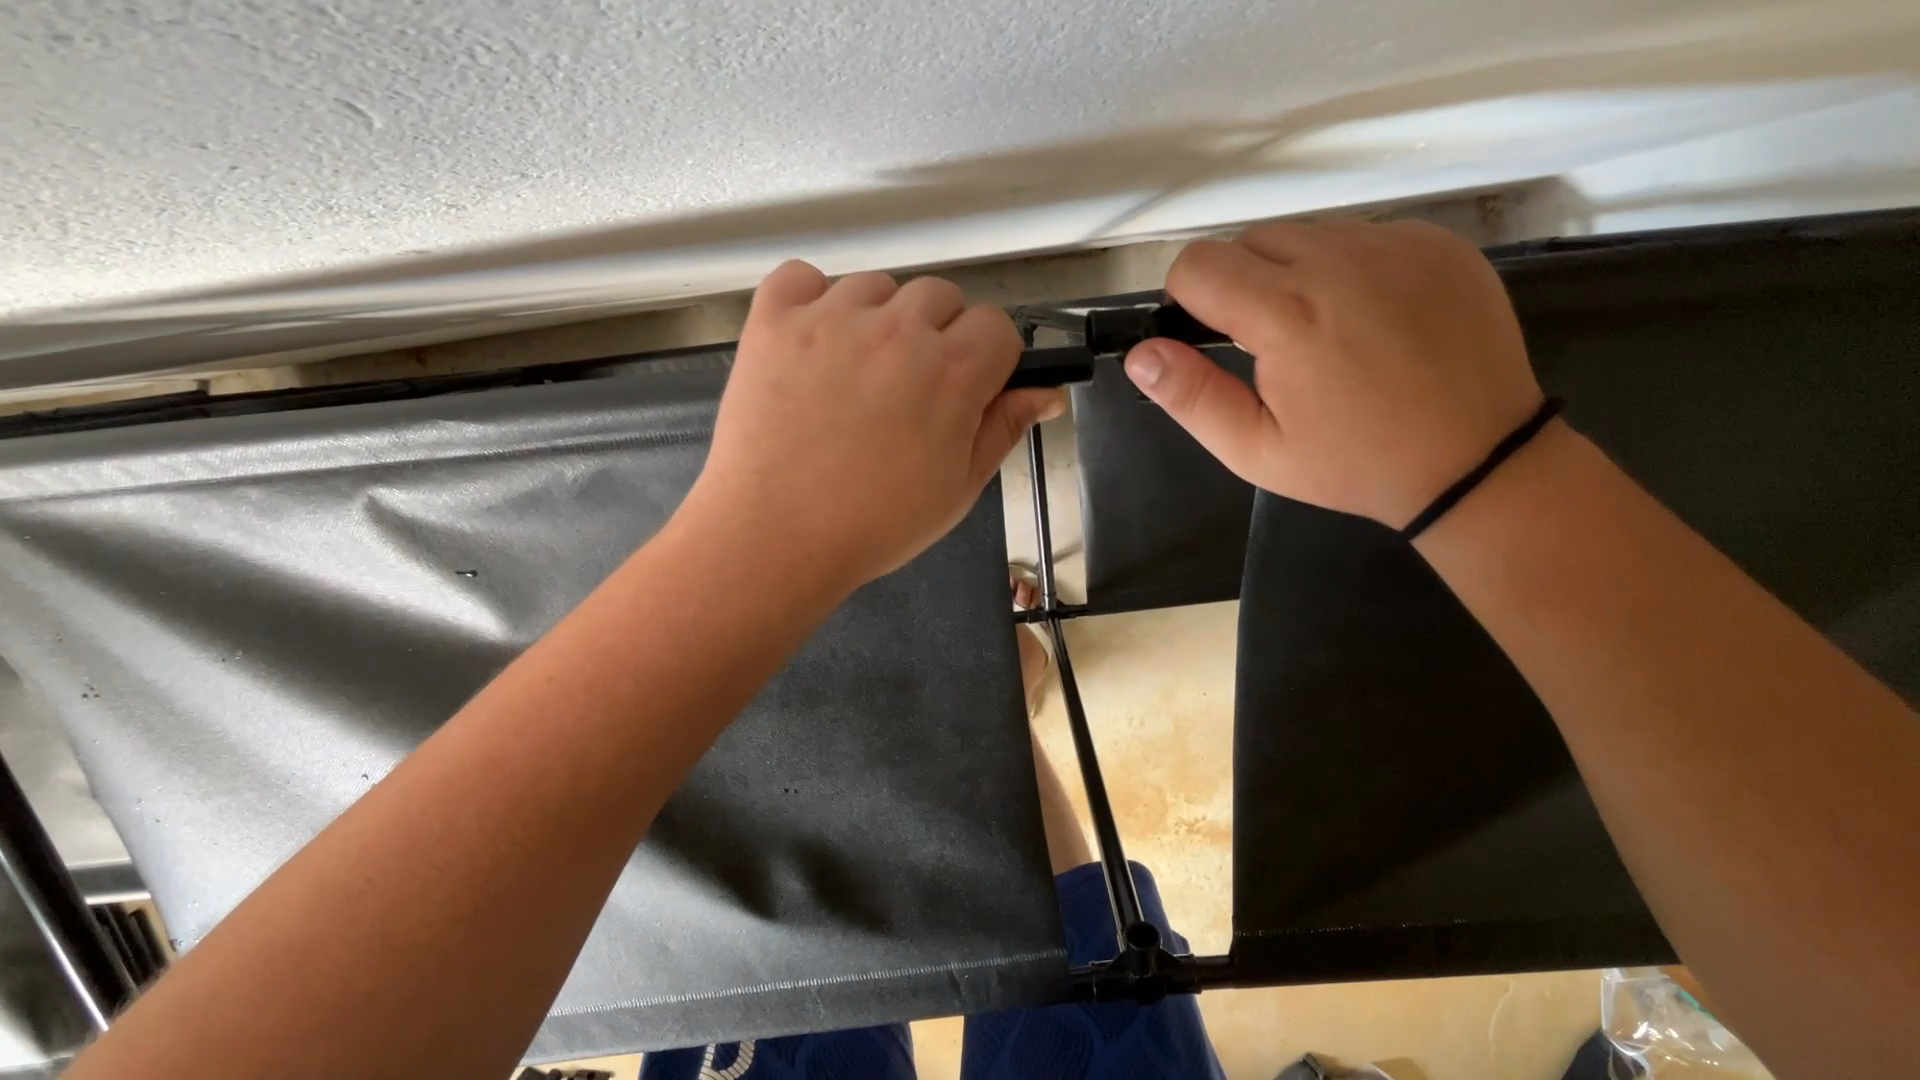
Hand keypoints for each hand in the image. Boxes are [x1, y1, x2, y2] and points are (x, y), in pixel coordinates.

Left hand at [682, 260, 1064, 591]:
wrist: (773, 538)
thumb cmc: (872, 524)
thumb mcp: (958, 488)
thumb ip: (1004, 427)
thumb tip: (1047, 392)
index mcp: (950, 372)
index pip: (996, 325)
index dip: (988, 357)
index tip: (969, 385)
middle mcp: (896, 331)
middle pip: (940, 296)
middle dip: (936, 335)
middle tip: (909, 388)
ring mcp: (831, 320)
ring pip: (877, 286)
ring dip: (878, 318)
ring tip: (856, 374)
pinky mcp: (775, 321)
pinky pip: (803, 277)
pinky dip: (812, 300)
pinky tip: (813, 343)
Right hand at [1123, 221, 1543, 527]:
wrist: (1480, 459)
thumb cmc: (1356, 463)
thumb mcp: (1258, 450)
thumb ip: (1191, 397)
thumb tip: (1141, 353)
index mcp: (1286, 313)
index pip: (1196, 264)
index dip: (1188, 300)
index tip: (1211, 339)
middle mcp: (1338, 260)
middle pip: (1247, 240)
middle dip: (1239, 284)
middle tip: (1270, 344)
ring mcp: (1394, 243)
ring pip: (1305, 232)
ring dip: (1293, 271)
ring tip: (1324, 330)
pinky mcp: (1436, 242)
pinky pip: (1363, 234)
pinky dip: (1349, 266)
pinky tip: (1371, 317)